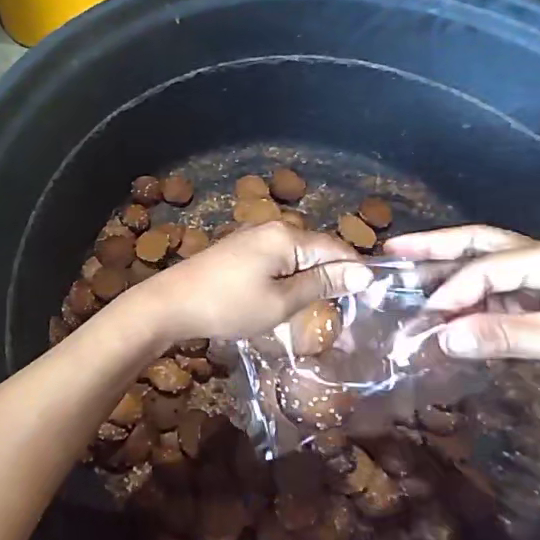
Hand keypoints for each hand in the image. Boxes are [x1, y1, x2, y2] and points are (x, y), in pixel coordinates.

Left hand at [123, 223, 373, 343]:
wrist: (170, 304)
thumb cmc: (229, 306)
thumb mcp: (281, 301)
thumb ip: (322, 284)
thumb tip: (364, 272)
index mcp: (286, 235)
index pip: (336, 247)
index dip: (355, 272)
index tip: (368, 300)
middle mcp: (271, 227)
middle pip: (316, 249)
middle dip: (331, 277)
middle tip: (339, 312)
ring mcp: (252, 237)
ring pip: (295, 256)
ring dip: (307, 280)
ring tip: (311, 311)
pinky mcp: (238, 249)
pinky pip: (276, 260)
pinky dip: (286, 278)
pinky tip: (282, 300)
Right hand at [383, 226, 539, 409]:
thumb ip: (504, 335)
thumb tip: (441, 336)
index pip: (487, 266)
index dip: (451, 291)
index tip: (423, 319)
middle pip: (482, 244)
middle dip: (436, 247)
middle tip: (393, 250)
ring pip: (492, 265)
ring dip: (453, 272)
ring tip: (410, 274)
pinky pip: (507, 291)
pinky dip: (477, 298)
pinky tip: (454, 309)